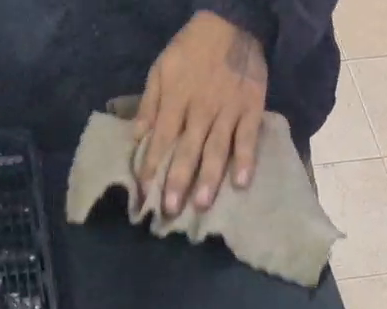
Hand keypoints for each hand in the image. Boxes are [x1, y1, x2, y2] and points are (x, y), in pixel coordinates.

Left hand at [134, 12, 266, 215]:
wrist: (234, 21)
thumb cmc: (193, 49)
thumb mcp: (163, 68)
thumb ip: (150, 103)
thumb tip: (136, 136)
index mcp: (177, 98)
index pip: (161, 137)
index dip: (152, 164)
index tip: (144, 192)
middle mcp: (200, 108)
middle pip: (188, 149)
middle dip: (178, 180)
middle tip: (171, 209)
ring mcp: (227, 110)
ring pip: (216, 148)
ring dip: (209, 178)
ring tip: (201, 205)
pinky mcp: (251, 109)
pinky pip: (248, 138)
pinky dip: (245, 160)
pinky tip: (241, 183)